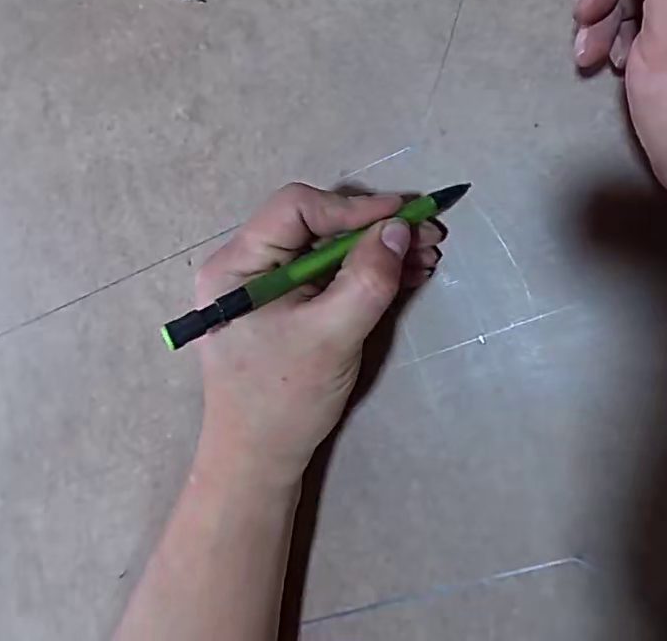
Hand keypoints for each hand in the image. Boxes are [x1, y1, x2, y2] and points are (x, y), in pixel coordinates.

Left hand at [193, 184, 443, 484]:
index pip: (296, 208)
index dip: (352, 207)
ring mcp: (269, 281)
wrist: (258, 460)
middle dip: (374, 228)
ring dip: (378, 247)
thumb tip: (398, 228)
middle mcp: (249, 262)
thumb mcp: (331, 336)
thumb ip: (366, 278)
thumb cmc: (283, 399)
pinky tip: (408, 271)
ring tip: (428, 252)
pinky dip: (368, 270)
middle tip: (427, 232)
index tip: (402, 214)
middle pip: (316, 224)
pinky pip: (330, 272)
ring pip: (329, 246)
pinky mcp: (290, 300)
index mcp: (238, 262)